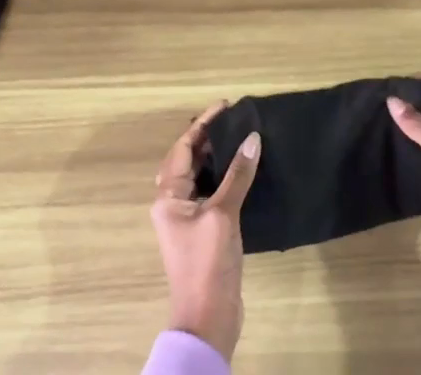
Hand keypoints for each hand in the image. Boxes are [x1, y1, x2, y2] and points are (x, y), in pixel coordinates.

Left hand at [151, 102, 260, 360]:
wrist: (208, 316)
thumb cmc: (207, 262)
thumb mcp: (223, 214)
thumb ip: (237, 176)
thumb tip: (252, 138)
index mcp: (168, 196)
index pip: (183, 149)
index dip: (202, 125)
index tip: (225, 106)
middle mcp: (172, 204)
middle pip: (187, 161)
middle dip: (207, 138)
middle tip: (233, 119)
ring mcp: (187, 220)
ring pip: (199, 178)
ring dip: (216, 158)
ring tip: (239, 138)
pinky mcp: (204, 233)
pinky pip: (210, 194)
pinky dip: (223, 179)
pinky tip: (243, 174)